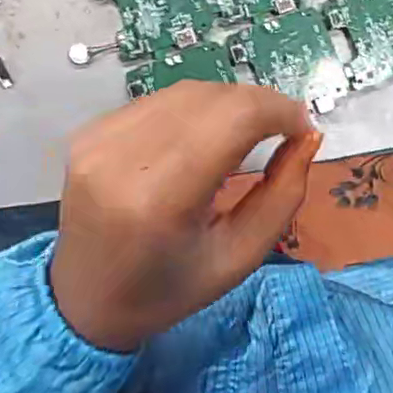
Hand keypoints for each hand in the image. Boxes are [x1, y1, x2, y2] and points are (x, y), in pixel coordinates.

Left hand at [50, 82, 322, 352]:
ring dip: (225, 106)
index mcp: (160, 198)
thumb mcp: (239, 257)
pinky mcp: (87, 133)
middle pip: (211, 96)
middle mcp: (122, 156)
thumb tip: (307, 137)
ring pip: (184, 92)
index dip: (279, 110)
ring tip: (241, 138)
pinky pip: (156, 102)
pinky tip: (197, 142)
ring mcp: (98, 139)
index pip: (234, 116)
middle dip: (257, 106)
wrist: (86, 300)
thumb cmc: (168, 289)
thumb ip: (283, 195)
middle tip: (279, 134)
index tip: (301, 130)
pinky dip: (190, 112)